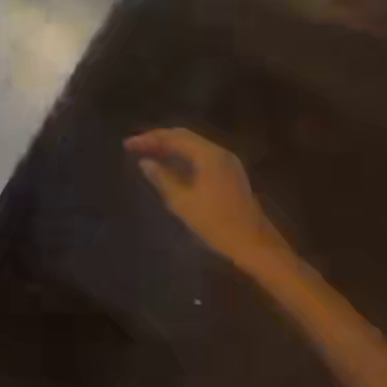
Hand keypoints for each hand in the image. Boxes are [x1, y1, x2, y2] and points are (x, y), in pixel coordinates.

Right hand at [125, 127, 290, 273]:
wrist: (259, 249)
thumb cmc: (219, 225)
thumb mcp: (184, 203)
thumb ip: (162, 178)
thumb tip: (145, 162)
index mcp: (208, 155)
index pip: (173, 137)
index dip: (148, 139)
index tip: (128, 144)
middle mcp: (219, 152)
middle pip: (183, 136)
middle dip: (158, 139)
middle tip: (136, 146)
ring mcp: (227, 163)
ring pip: (192, 145)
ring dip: (170, 147)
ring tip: (149, 154)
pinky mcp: (230, 174)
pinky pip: (200, 156)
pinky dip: (182, 156)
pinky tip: (170, 166)